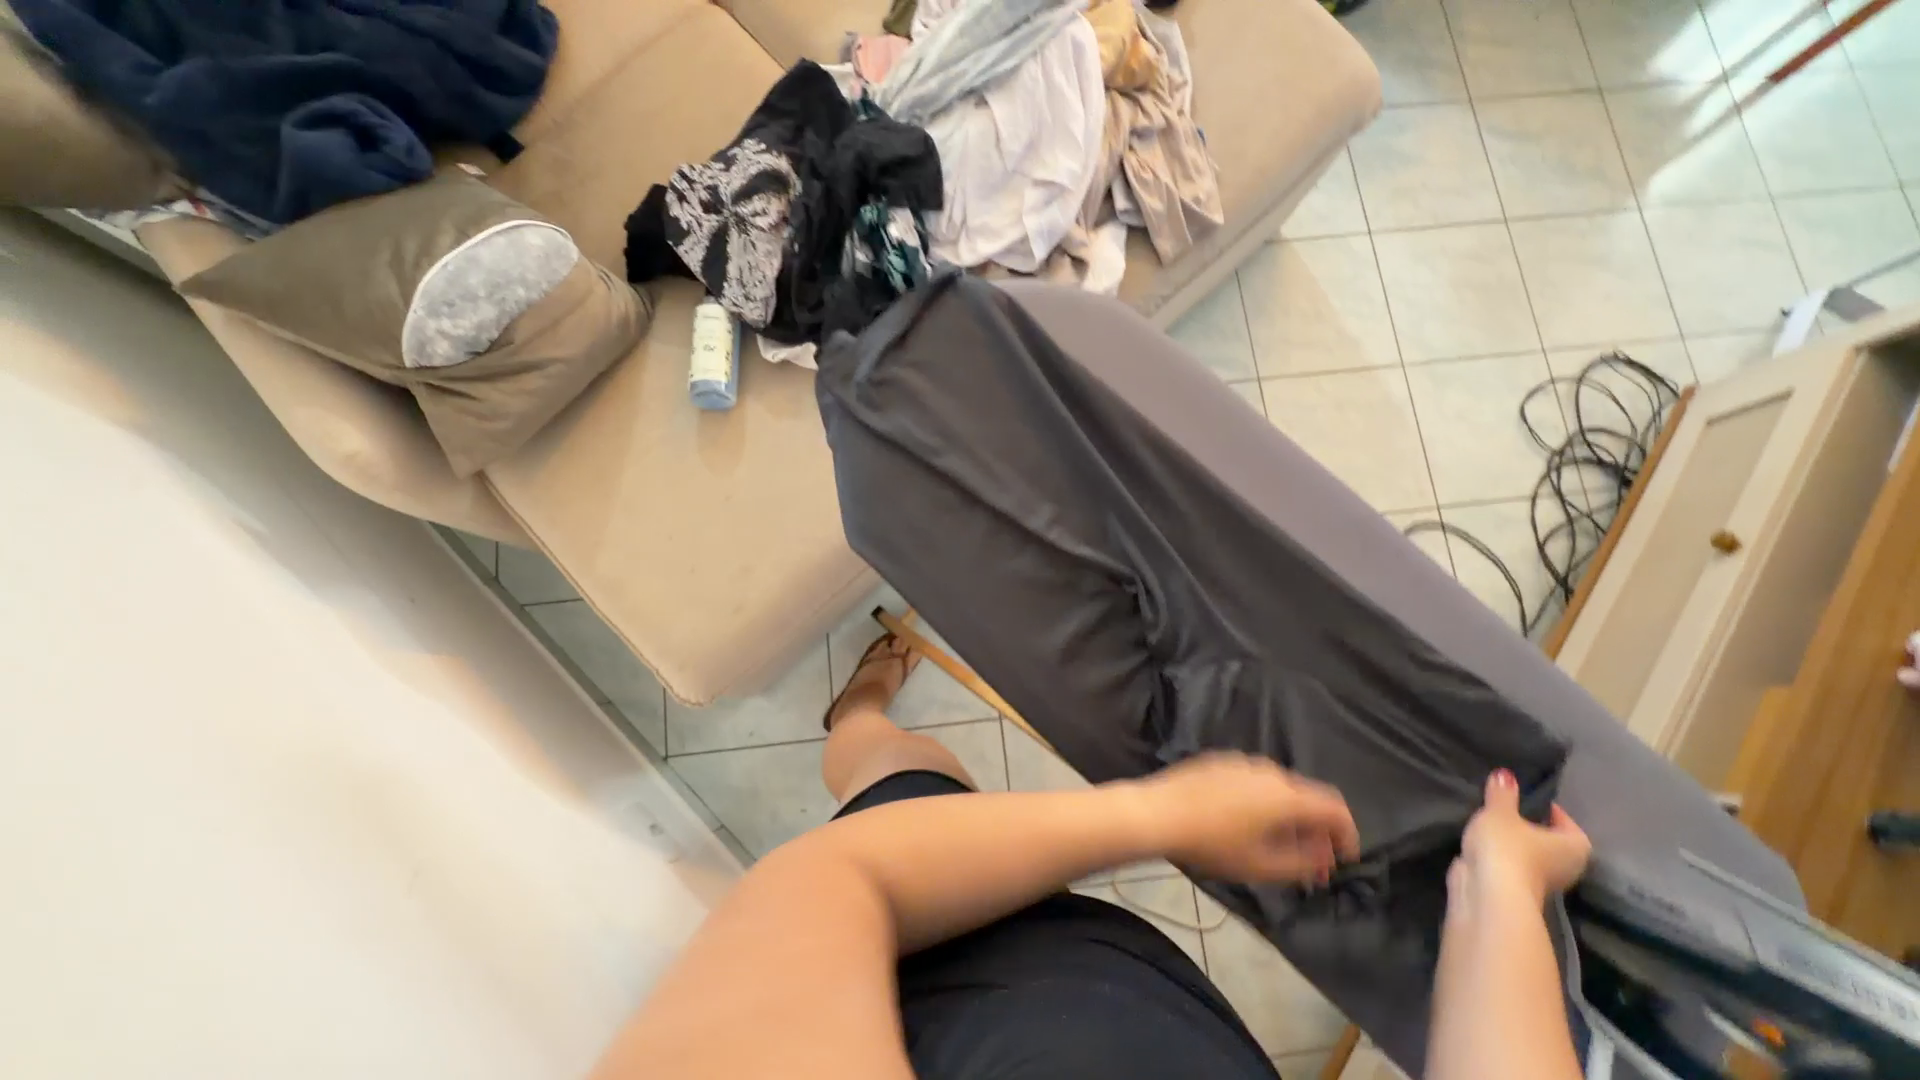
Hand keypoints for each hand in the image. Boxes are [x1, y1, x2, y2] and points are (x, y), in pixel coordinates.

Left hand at [1124, 753, 1360, 883]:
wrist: (1156, 813)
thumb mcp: (1261, 865)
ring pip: (1278, 788)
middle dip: (1315, 829)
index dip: (1347, 833)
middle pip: (1306, 797)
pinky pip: (1253, 781)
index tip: (1344, 857)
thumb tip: (1324, 858)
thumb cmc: (1211, 843)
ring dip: (1288, 816)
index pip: (1334, 807)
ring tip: (1279, 845)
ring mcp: (1241, 762)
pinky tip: (1247, 823)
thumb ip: (1302, 863)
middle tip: (1312, 861)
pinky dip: (1263, 802)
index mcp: (1286, 795)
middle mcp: (1269, 771)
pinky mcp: (1218, 762)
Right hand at [1452, 770, 1590, 906]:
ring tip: (1486, 825)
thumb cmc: (1507, 848)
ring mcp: (1543, 883)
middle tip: (1504, 810)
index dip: (1546, 809)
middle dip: (1528, 828)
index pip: (1565, 821)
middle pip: (1548, 841)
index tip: (1523, 799)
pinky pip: (1510, 867)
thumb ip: (1502, 793)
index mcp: (1576, 847)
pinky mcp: (1517, 892)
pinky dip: (1498, 858)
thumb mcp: (1500, 812)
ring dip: (1511, 845)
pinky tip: (1479, 845)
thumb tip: (1505, 775)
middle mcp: (1567, 867)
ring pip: (1528, 856)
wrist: (1489, 893)